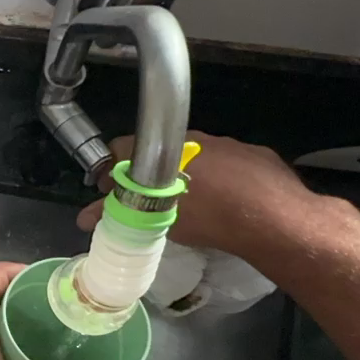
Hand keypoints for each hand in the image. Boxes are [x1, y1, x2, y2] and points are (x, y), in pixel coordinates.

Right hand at [76, 131, 327, 261]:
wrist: (277, 220)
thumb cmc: (210, 218)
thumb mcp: (157, 221)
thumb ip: (116, 215)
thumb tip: (82, 219)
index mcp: (164, 151)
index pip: (122, 146)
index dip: (112, 168)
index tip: (112, 189)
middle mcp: (193, 138)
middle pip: (159, 150)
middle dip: (150, 171)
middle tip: (150, 199)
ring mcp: (228, 143)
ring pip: (195, 154)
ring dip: (187, 172)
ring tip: (192, 201)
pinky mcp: (256, 152)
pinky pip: (228, 161)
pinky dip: (221, 176)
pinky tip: (227, 199)